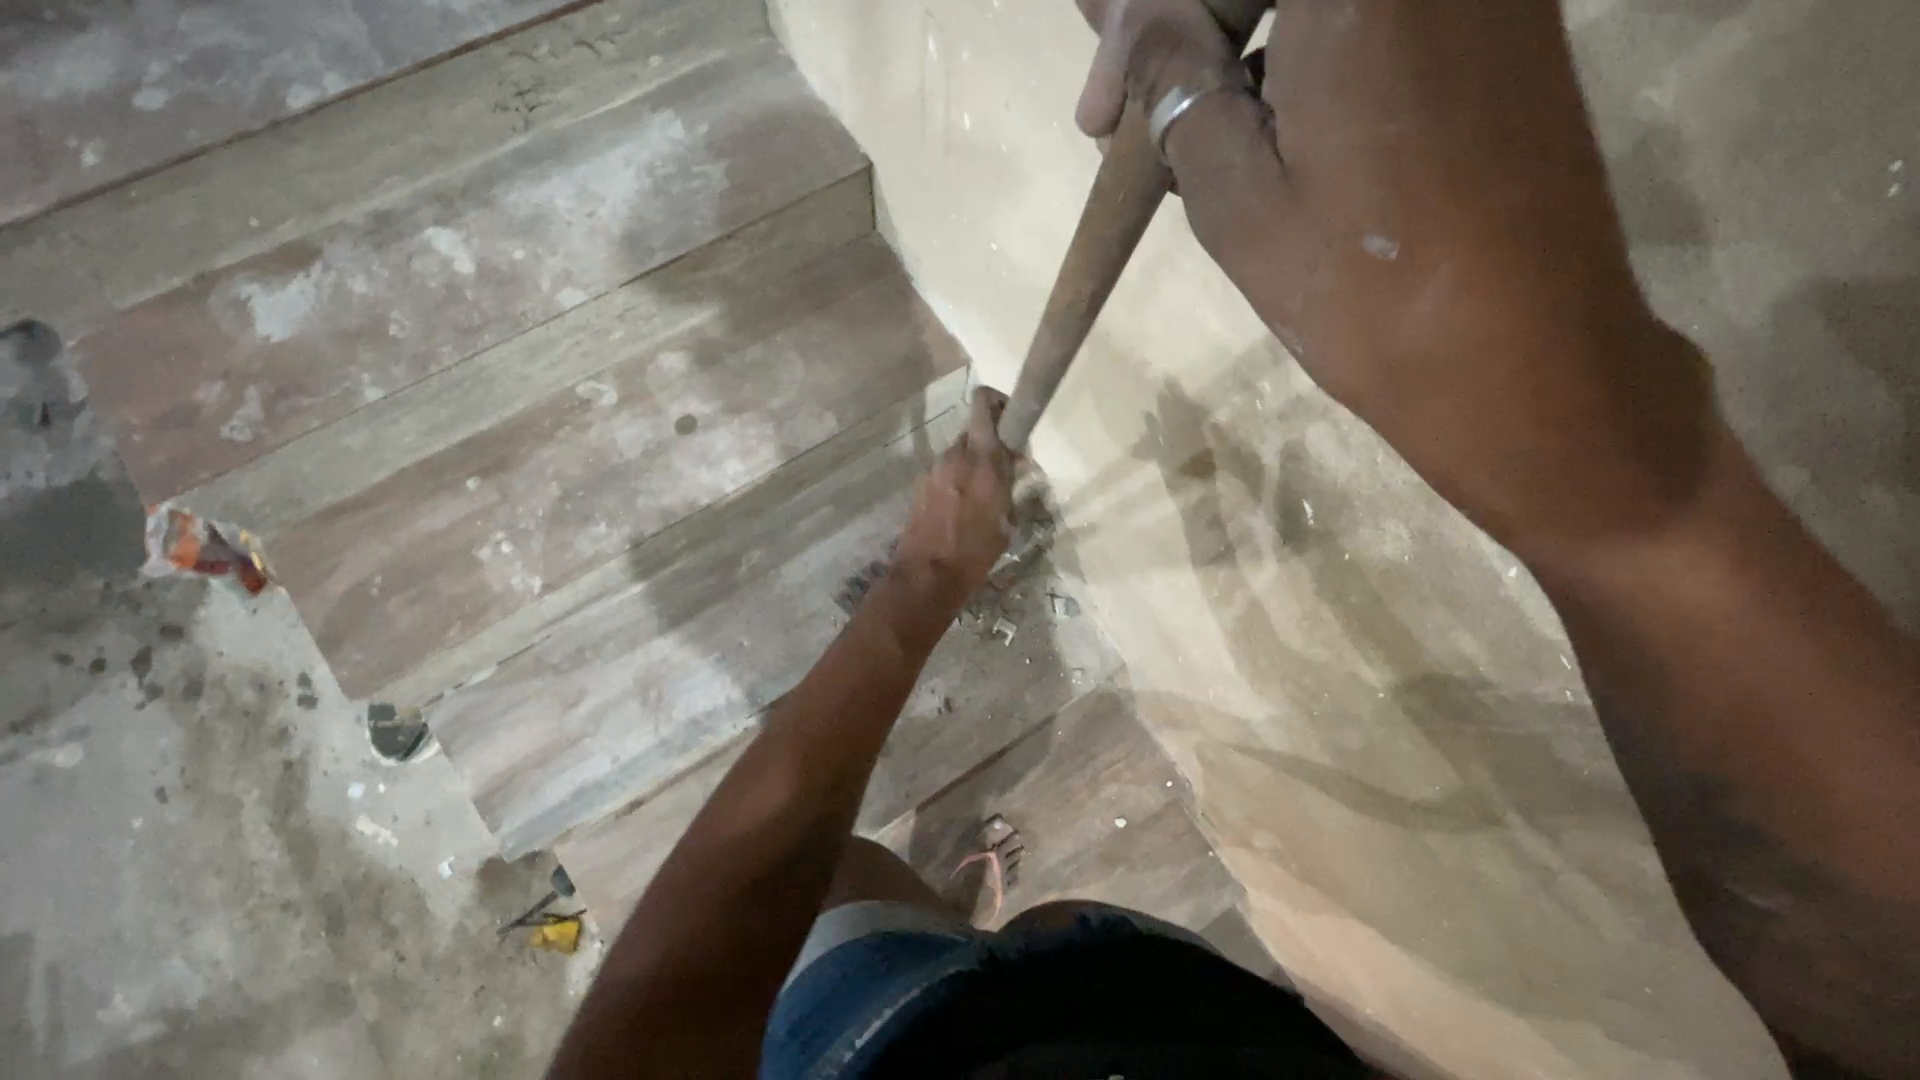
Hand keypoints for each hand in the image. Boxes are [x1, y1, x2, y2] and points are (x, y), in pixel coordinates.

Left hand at [892, 388, 1016, 607]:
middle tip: (1006, 467)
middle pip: (975, 429)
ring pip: (960, 451)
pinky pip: (947, 470)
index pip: (984, 403)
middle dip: (991, 440)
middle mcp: (955, 456)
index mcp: (982, 460)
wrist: (927, 576)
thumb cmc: (974, 553)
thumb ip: (1009, 485)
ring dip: (974, 462)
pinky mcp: (920, 484)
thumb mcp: (1006, 521)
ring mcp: (934, 469)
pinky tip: (965, 507)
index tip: (1014, 420)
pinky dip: (959, 478)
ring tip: (986, 494)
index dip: (1000, 402)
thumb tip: (1014, 464)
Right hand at [1075, 0, 1722, 554]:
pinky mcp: (1502, 28)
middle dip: (1180, 25)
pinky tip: (1259, 118)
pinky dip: (1300, 51)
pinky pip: (1372, 15)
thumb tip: (1130, 19)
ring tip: (1184, 126)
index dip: (1139, 21)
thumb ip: (1173, 83)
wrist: (1523, 359)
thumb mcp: (1235, 195)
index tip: (1101, 114)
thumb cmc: (1363, 288)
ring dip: (1235, 42)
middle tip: (1123, 113)